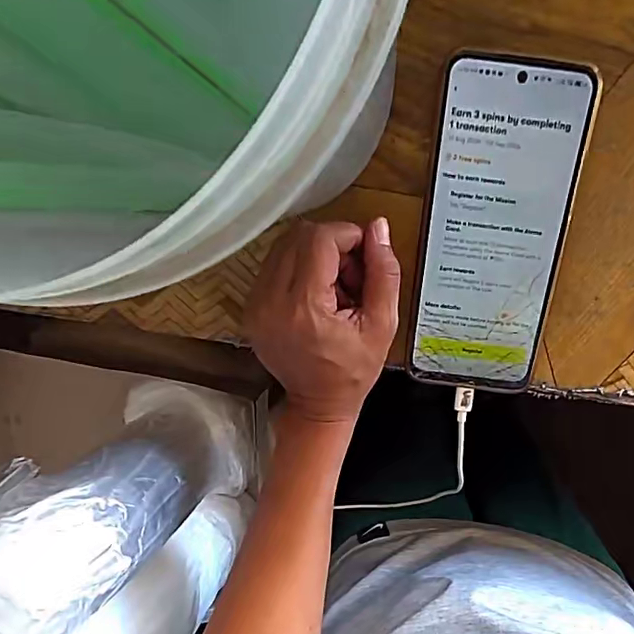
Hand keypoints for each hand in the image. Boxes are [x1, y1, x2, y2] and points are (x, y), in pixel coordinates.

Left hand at [245, 218, 400, 425]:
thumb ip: (383, 274)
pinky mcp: (250, 308)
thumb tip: (378, 229)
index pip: (320, 239)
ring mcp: (256, 305)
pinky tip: (317, 295)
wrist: (318, 405)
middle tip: (351, 277)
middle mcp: (272, 302)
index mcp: (304, 308)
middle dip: (333, 245)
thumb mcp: (382, 326)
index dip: (349, 237)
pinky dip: (299, 269)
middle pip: (300, 236)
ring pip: (285, 246)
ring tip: (334, 288)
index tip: (365, 258)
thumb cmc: (352, 373)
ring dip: (315, 255)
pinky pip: (274, 266)